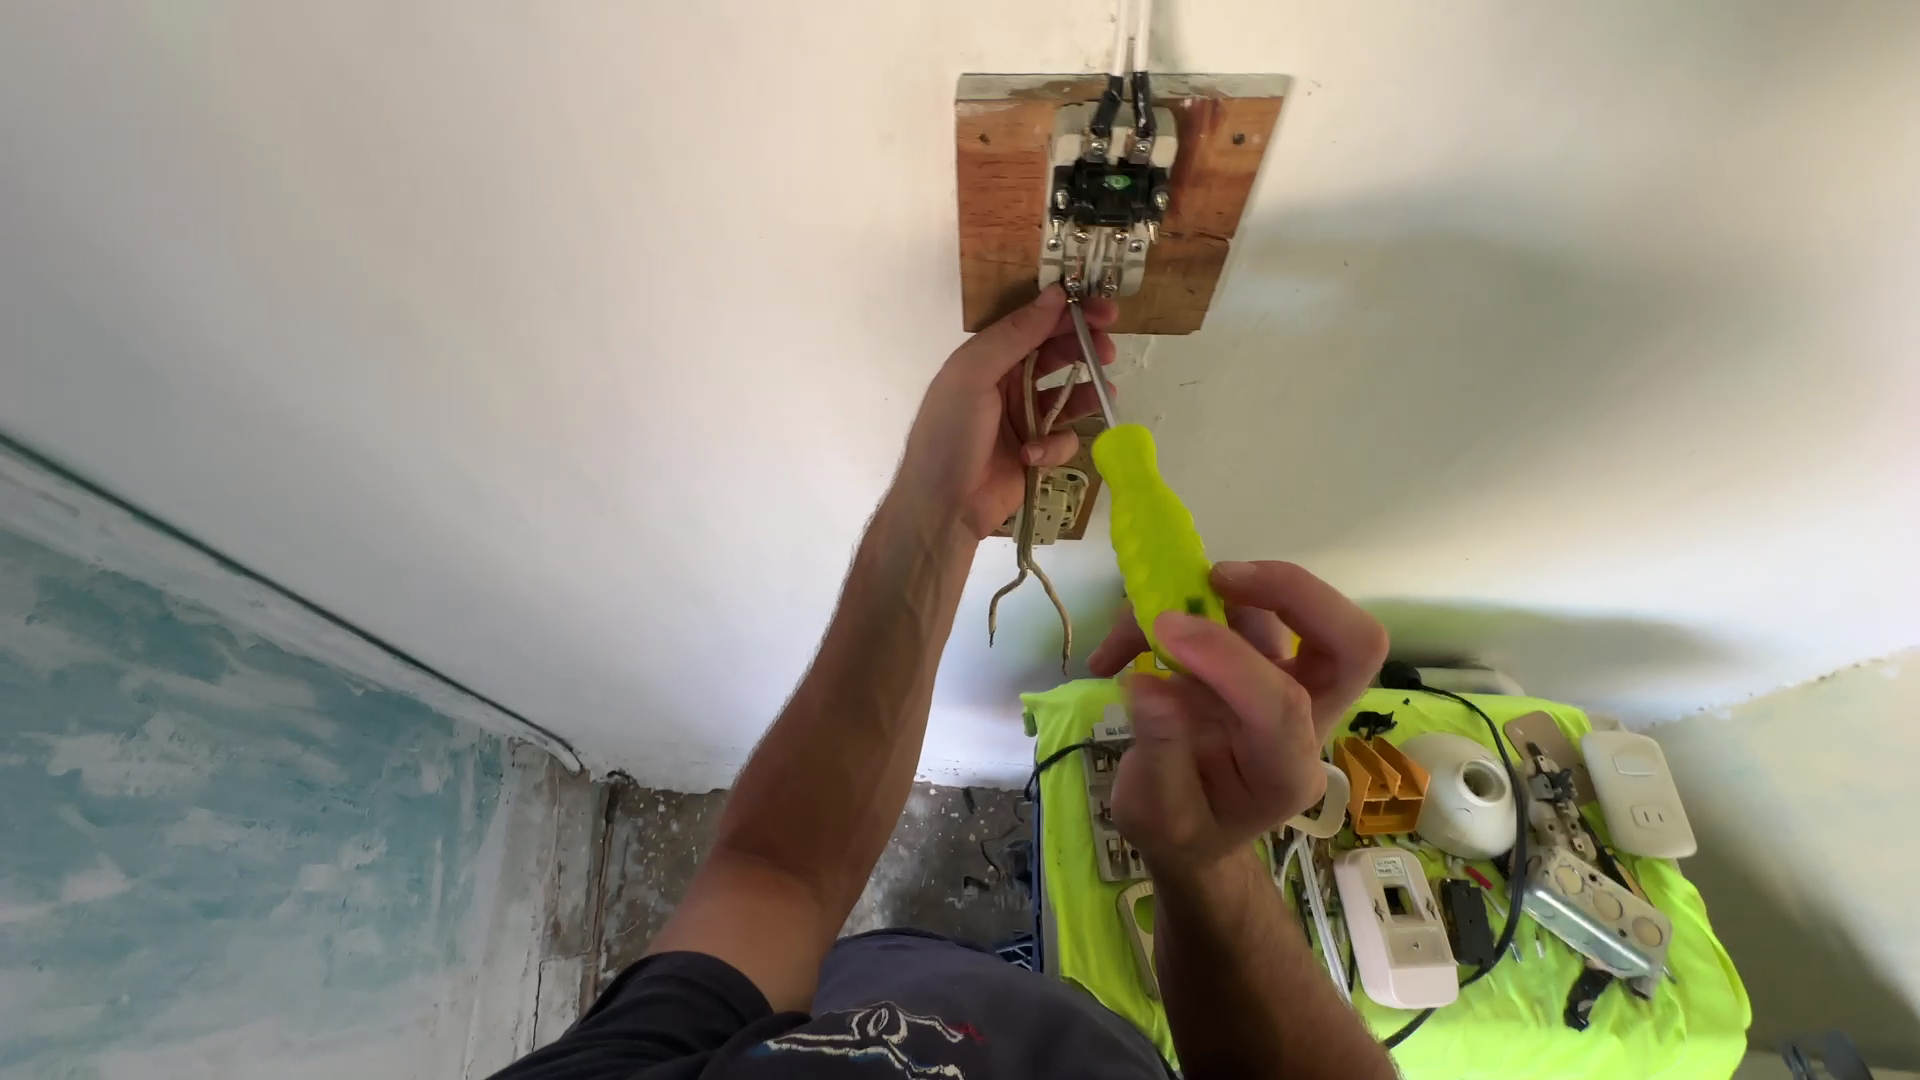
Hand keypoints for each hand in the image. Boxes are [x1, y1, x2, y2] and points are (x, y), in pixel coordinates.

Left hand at [895, 286, 1115, 540]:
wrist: (943, 504)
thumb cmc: (949, 433)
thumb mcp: (973, 374)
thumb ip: (1014, 334)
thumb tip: (1055, 295)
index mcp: (987, 359)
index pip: (1034, 325)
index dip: (1068, 314)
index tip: (1104, 311)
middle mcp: (1006, 384)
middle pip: (1056, 356)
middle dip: (1083, 351)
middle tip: (1107, 352)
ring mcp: (1022, 419)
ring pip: (1067, 397)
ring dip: (1084, 394)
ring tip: (1102, 393)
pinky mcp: (1035, 453)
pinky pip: (1062, 439)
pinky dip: (1055, 446)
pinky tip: (1034, 455)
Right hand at [1089, 561, 1388, 875]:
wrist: (1191, 830)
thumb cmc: (1178, 829)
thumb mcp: (1154, 814)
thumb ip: (1157, 751)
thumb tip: (1146, 680)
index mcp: (1286, 772)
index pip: (1281, 703)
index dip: (1224, 656)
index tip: (1161, 629)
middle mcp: (1307, 723)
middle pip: (1351, 644)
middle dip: (1291, 594)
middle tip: (1217, 578)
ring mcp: (1290, 686)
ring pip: (1293, 612)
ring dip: (1221, 592)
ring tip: (1146, 610)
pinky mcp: (1262, 661)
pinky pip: (1245, 610)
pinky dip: (1191, 600)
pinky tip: (1135, 628)